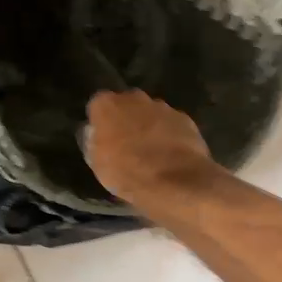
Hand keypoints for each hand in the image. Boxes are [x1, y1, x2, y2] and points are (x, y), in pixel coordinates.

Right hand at [83, 90, 219, 201]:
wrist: (175, 183)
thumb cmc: (126, 172)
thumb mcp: (96, 161)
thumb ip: (95, 140)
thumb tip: (98, 135)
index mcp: (107, 105)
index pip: (97, 105)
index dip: (100, 121)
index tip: (102, 137)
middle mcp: (134, 98)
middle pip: (126, 104)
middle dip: (125, 118)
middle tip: (125, 142)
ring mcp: (163, 107)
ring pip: (150, 113)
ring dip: (148, 126)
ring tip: (150, 151)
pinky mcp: (185, 119)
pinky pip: (171, 124)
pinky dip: (169, 134)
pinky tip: (169, 155)